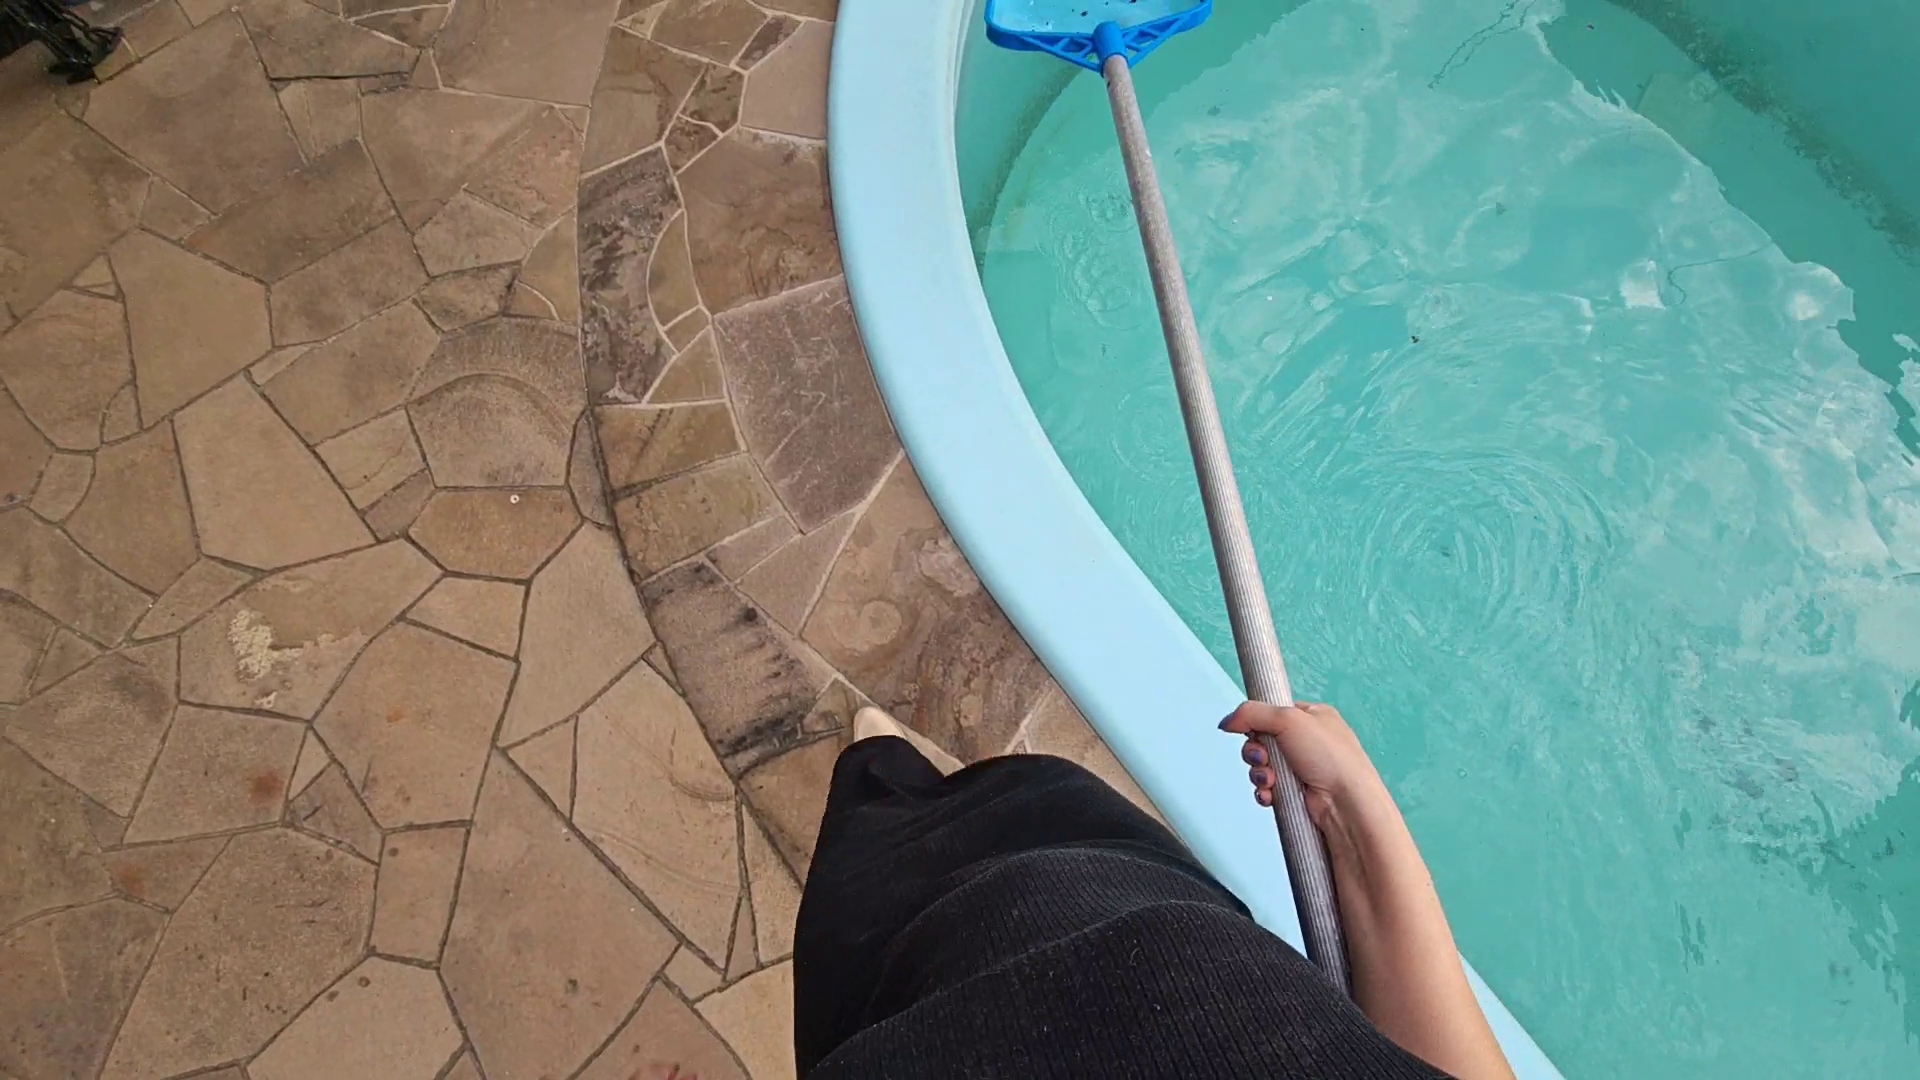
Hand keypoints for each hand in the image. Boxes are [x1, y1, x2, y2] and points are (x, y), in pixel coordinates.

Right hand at [1219, 701, 1385, 823]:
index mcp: (1313, 717)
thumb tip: (1227, 721)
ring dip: (1259, 772)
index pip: (1272, 712)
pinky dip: (1264, 790)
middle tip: (1262, 757)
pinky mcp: (1297, 792)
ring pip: (1262, 764)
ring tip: (1271, 779)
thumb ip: (1251, 713)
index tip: (1253, 729)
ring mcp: (1303, 768)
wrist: (1347, 805)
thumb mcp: (1288, 718)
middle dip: (1255, 750)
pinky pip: (1267, 787)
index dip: (1258, 721)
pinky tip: (1271, 793)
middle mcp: (1308, 742)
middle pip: (1261, 739)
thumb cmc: (1332, 759)